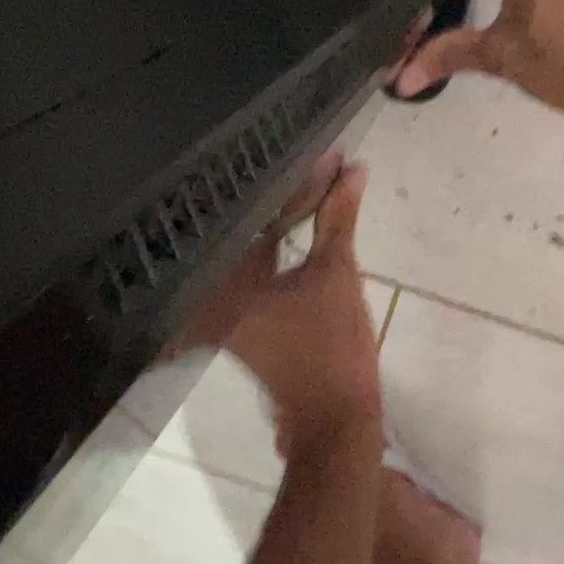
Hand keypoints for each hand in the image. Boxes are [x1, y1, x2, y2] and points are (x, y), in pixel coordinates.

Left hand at [176, 152, 380, 440]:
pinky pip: (250, 265)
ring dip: (272, 217)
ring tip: (297, 176)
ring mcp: (221, 306)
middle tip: (293, 151)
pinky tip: (289, 221)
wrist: (335, 412)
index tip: (309, 151)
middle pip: (243, 226)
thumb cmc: (333, 344)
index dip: (291, 182)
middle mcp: (211, 290)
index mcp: (226, 279)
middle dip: (272, 192)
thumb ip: (339, 217)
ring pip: (246, 246)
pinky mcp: (237, 316)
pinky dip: (271, 244)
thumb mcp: (337, 272)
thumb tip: (352, 168)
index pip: (256, 214)